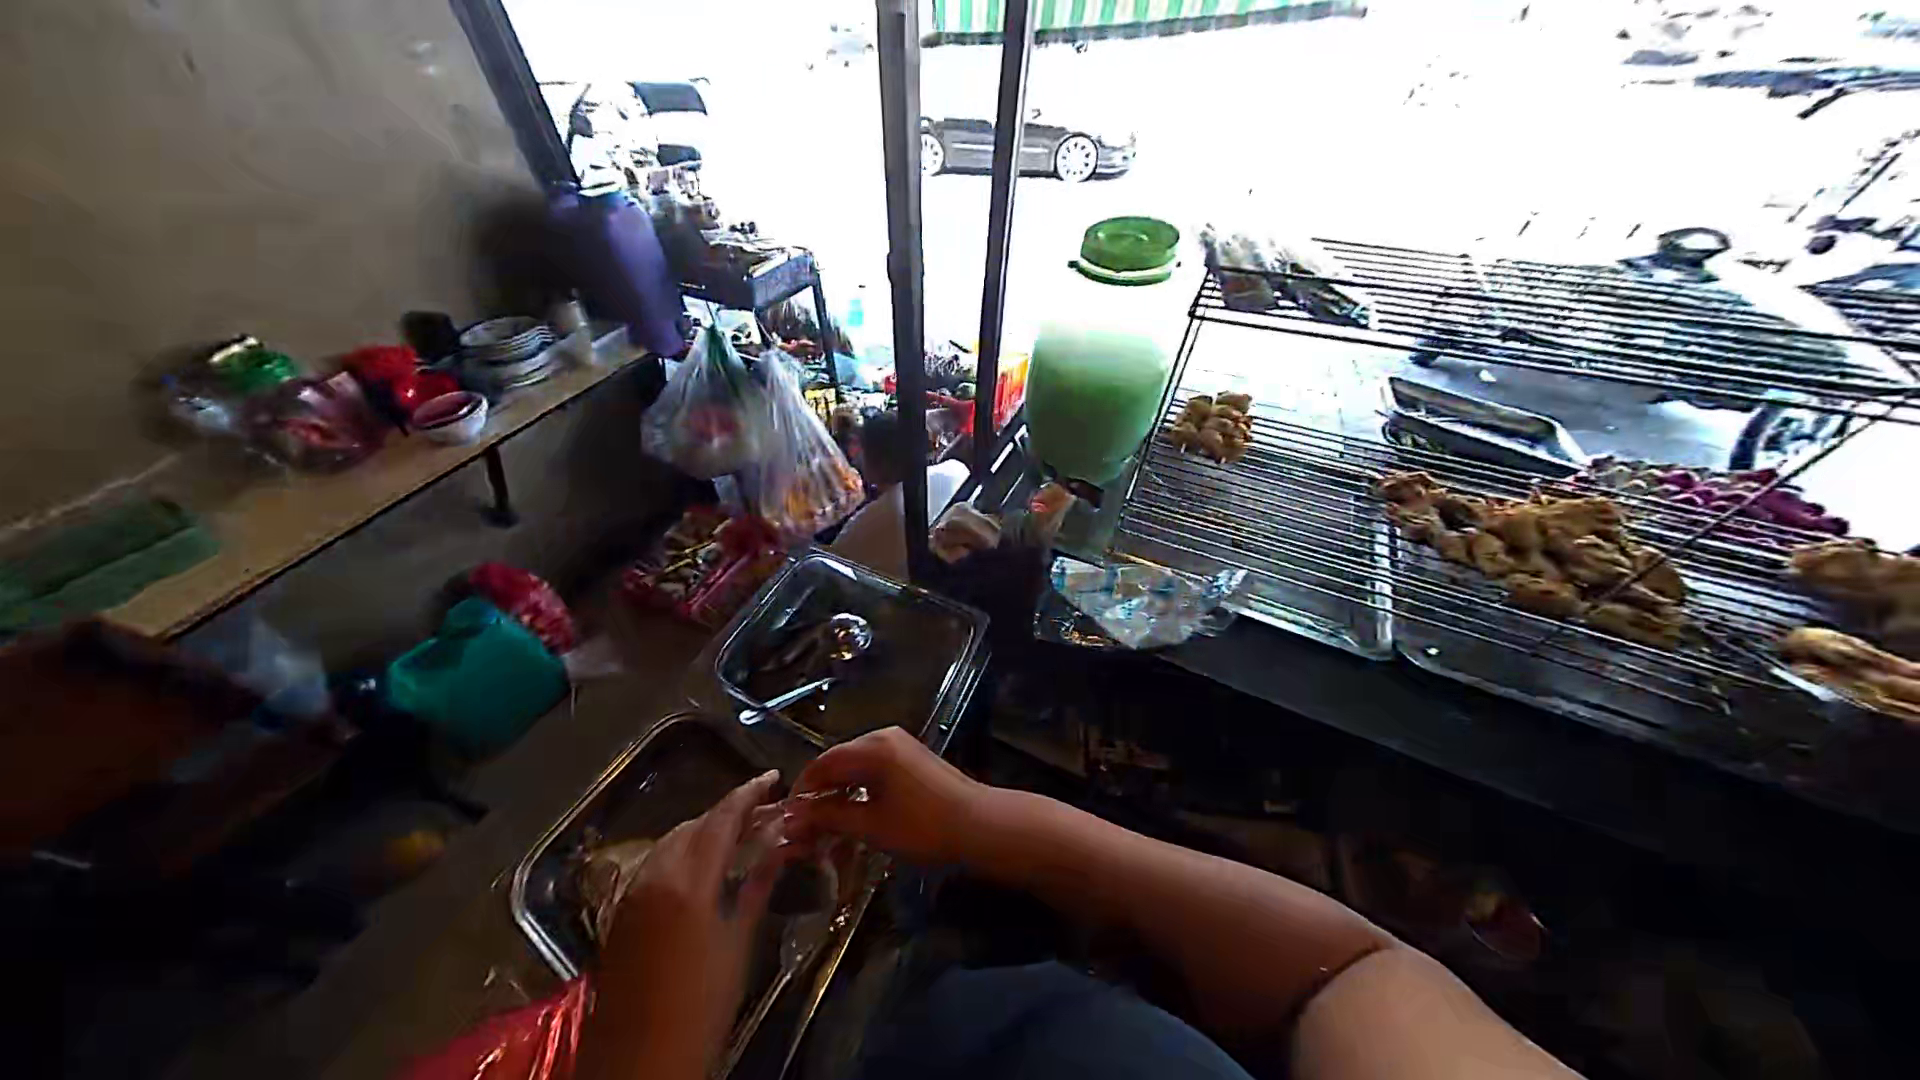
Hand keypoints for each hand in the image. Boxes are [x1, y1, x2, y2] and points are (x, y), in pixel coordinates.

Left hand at [577, 771, 790, 1079]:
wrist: (638, 1067)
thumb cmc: (702, 1007)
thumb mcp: (739, 944)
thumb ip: (757, 886)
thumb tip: (779, 846)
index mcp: (689, 881)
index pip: (722, 818)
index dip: (748, 793)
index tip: (772, 778)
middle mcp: (655, 877)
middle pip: (695, 825)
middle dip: (728, 811)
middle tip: (762, 811)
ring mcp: (633, 895)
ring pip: (672, 841)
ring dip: (704, 829)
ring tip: (737, 834)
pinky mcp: (622, 915)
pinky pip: (655, 863)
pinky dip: (683, 851)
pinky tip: (703, 865)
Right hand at [785, 727, 992, 865]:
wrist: (979, 825)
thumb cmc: (923, 827)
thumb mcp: (872, 826)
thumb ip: (830, 817)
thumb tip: (795, 817)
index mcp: (872, 747)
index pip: (823, 763)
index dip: (803, 790)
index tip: (789, 818)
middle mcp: (884, 737)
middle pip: (839, 761)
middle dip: (820, 793)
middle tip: (805, 827)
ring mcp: (900, 744)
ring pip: (856, 766)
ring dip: (839, 793)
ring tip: (827, 826)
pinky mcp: (911, 757)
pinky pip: (874, 768)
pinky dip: (859, 789)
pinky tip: (854, 814)